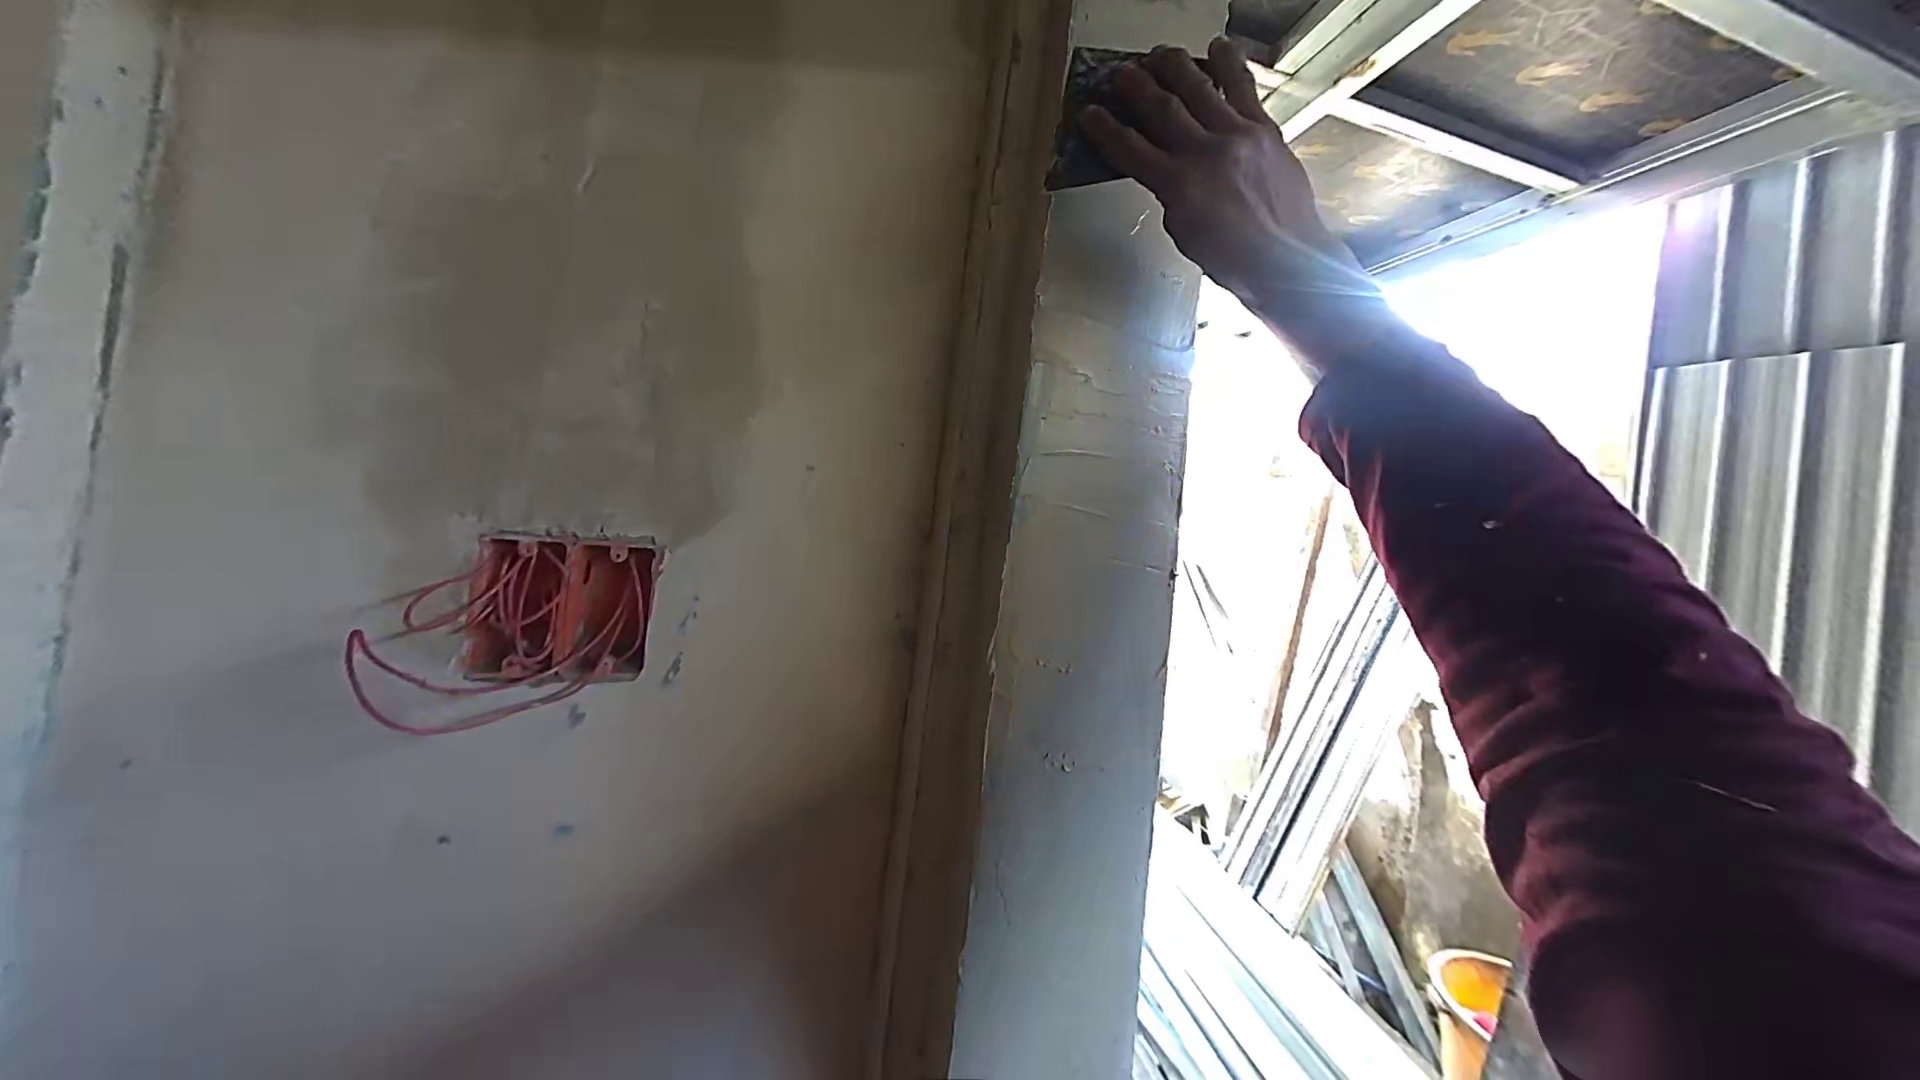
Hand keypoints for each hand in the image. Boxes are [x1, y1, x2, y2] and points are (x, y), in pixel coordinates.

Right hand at [1081, 39, 1398, 373]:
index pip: (1131, 150)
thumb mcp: (1184, 233)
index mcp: (1178, 186)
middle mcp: (1205, 153)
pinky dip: (1229, 64)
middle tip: (1121, 73)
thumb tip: (1168, 172)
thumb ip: (1171, 197)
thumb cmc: (1232, 259)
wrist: (1285, 258)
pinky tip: (1218, 47)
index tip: (1090, 114)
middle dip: (1136, 88)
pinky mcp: (1265, 129)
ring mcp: (1238, 135)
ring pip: (1199, 89)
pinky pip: (1243, 88)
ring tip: (1159, 53)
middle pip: (1161, 109)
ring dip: (1175, 67)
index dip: (1106, 130)